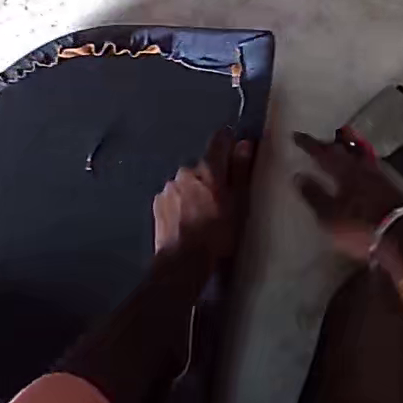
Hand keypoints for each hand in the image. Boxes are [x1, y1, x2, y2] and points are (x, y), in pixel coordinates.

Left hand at [152, 129, 255, 263]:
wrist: (182, 262)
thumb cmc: (217, 234)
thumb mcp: (238, 204)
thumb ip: (240, 171)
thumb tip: (245, 143)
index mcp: (208, 169)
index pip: (220, 140)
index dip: (229, 142)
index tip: (236, 150)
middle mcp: (185, 171)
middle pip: (203, 165)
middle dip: (212, 175)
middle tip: (221, 198)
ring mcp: (168, 187)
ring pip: (187, 181)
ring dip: (195, 189)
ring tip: (203, 213)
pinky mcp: (157, 203)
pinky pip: (174, 195)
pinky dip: (181, 202)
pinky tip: (187, 220)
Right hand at [293, 129, 402, 260]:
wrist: (402, 239)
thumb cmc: (360, 227)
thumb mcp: (329, 216)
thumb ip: (314, 194)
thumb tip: (298, 175)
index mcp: (345, 170)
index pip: (323, 152)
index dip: (309, 144)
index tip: (296, 135)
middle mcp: (362, 167)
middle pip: (344, 149)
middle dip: (328, 144)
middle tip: (317, 143)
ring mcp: (379, 176)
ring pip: (359, 156)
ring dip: (347, 151)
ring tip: (338, 150)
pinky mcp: (389, 187)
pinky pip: (369, 166)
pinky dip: (358, 164)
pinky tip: (358, 170)